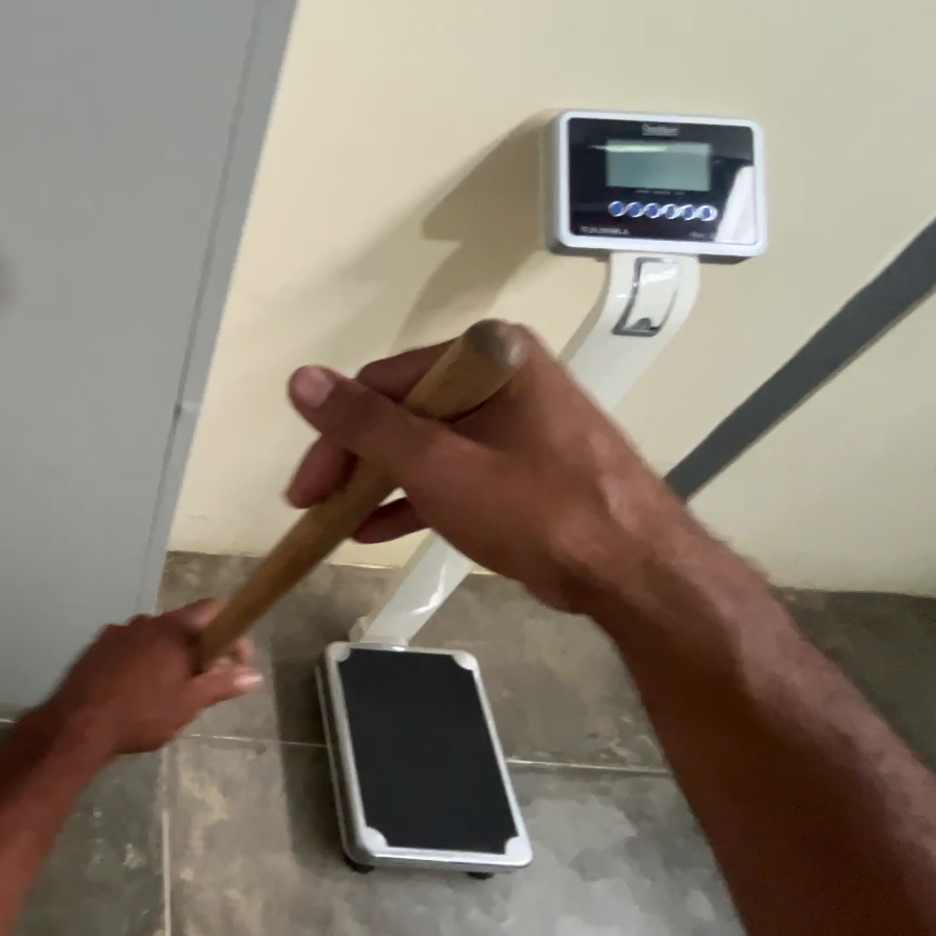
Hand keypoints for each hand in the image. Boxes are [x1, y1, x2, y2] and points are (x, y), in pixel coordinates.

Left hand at [35, 600, 261, 757]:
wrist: (78, 724)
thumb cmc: (141, 714)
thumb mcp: (188, 704)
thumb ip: (222, 684)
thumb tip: (254, 673)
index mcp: (173, 630)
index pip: (212, 609)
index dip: (232, 630)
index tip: (237, 660)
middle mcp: (146, 622)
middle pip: (184, 625)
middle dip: (201, 649)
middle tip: (206, 682)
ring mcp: (118, 632)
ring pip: (155, 637)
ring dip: (169, 656)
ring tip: (170, 691)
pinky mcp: (98, 646)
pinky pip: (131, 647)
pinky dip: (143, 661)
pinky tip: (138, 690)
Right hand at [283, 327, 706, 613]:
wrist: (635, 575)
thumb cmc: (536, 510)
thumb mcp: (436, 465)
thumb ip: (364, 423)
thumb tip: (300, 380)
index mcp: (487, 359)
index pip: (382, 385)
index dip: (335, 436)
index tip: (307, 489)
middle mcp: (498, 378)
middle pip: (398, 414)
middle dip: (351, 464)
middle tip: (314, 506)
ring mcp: (511, 421)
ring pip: (420, 444)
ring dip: (373, 483)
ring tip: (335, 521)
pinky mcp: (518, 462)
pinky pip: (449, 470)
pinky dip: (410, 497)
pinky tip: (372, 529)